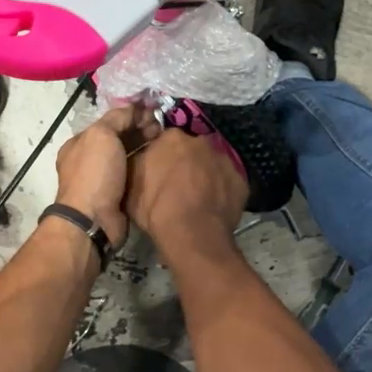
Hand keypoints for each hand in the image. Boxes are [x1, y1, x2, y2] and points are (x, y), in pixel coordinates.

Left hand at [54, 106, 158, 246]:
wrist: (94, 220)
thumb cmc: (95, 174)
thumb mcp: (102, 135)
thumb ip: (117, 118)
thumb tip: (135, 108)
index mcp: (80, 143)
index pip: (109, 123)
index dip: (131, 115)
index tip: (153, 112)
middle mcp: (89, 161)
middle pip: (119, 139)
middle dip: (141, 131)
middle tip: (163, 127)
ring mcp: (104, 181)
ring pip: (129, 158)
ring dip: (146, 149)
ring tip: (166, 142)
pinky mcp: (118, 197)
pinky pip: (135, 177)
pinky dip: (146, 169)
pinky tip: (162, 163)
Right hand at [125, 129, 248, 251]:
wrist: (192, 233)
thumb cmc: (156, 208)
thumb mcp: (130, 185)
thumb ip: (137, 165)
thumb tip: (142, 159)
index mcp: (172, 138)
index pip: (166, 141)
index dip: (163, 157)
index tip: (160, 172)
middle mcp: (201, 142)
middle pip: (192, 150)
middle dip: (187, 163)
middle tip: (180, 185)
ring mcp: (225, 160)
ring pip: (213, 164)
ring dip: (207, 175)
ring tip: (200, 198)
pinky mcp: (241, 180)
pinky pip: (229, 182)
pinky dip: (223, 191)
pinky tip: (215, 207)